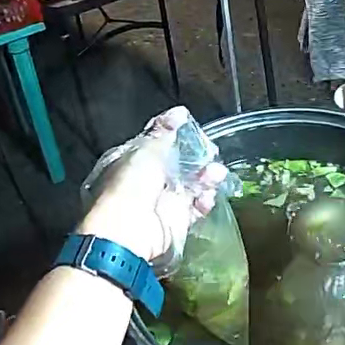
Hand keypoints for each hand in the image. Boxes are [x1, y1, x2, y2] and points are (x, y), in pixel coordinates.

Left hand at [78, 106, 227, 265]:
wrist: (129, 231)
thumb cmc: (131, 185)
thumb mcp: (147, 150)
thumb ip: (165, 132)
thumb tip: (179, 113)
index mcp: (132, 159)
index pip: (157, 141)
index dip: (174, 132)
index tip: (190, 124)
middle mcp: (147, 179)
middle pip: (178, 162)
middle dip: (196, 154)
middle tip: (211, 149)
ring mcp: (162, 200)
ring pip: (191, 183)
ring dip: (206, 176)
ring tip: (215, 172)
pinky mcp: (177, 220)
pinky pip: (196, 207)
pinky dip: (205, 200)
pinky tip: (208, 195)